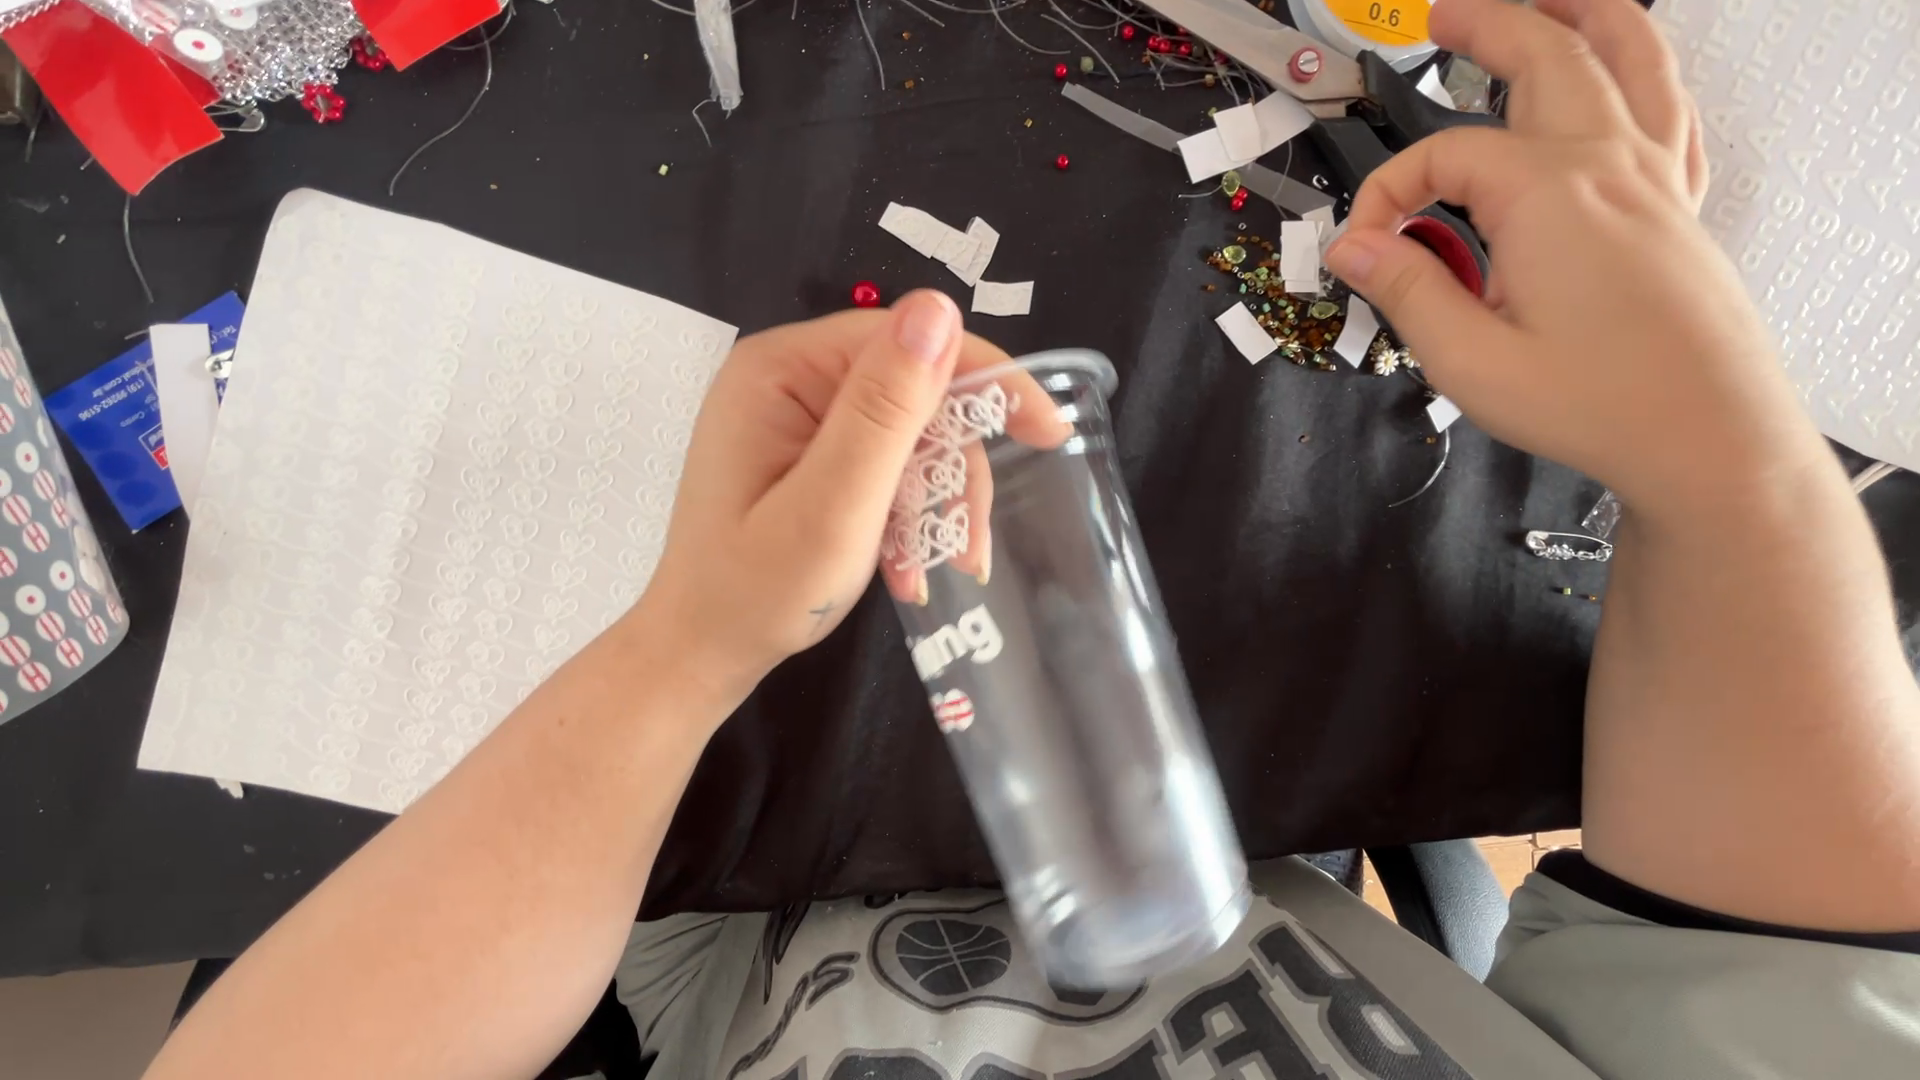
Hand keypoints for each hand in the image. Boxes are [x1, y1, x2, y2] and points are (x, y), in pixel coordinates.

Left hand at [632, 291, 1027, 704]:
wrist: (706, 651)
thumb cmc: (757, 590)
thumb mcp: (833, 506)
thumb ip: (885, 410)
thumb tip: (940, 308)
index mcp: (785, 370)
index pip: (907, 341)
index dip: (985, 379)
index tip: (1048, 432)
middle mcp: (793, 380)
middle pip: (915, 393)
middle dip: (954, 467)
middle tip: (969, 544)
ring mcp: (802, 419)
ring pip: (912, 436)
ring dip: (938, 501)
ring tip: (942, 567)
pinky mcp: (814, 455)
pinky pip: (889, 465)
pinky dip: (912, 513)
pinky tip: (909, 566)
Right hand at [1326, 0, 1829, 523]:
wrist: (1706, 436)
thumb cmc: (1585, 401)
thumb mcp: (1467, 358)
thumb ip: (1407, 288)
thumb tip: (1351, 244)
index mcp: (1549, 195)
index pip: (1442, 158)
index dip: (1385, 196)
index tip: (1357, 253)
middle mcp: (1610, 164)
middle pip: (1551, 58)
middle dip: (1490, 28)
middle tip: (1442, 15)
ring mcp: (1658, 178)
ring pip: (1632, 62)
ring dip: (1583, 19)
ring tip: (1550, 0)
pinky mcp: (1681, 208)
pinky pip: (1670, 112)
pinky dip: (1644, 74)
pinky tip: (1626, 77)